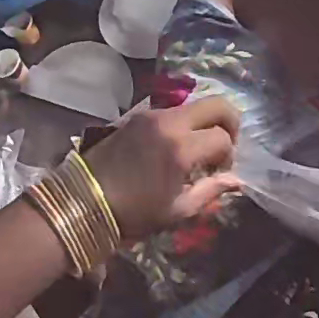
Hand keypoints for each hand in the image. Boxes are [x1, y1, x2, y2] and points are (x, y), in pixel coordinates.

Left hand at [82, 96, 241, 238]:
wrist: (83, 201)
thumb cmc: (133, 213)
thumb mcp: (177, 210)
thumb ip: (210, 191)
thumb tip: (236, 180)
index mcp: (181, 148)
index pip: (223, 138)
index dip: (228, 155)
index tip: (219, 172)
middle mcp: (169, 122)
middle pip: (216, 104)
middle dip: (229, 123)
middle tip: (223, 146)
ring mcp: (151, 115)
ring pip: (192, 106)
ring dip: (203, 124)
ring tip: (195, 152)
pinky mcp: (136, 116)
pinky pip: (171, 112)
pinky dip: (182, 125)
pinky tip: (173, 149)